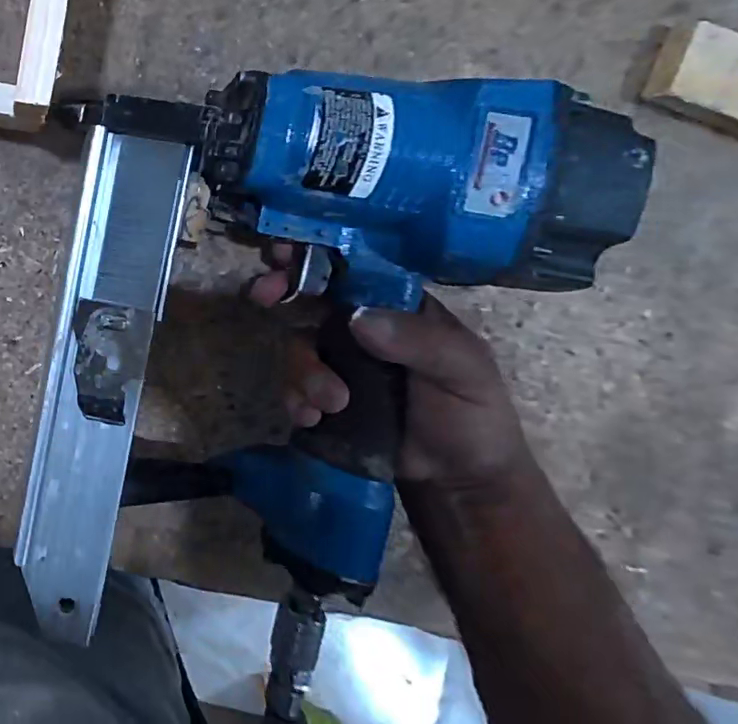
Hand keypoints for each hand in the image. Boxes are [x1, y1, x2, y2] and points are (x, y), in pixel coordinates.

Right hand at [251, 253, 532, 489]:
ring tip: (330, 404)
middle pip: (309, 293)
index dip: (314, 252)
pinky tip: (310, 418)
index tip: (282, 251)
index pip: (351, 266)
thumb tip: (356, 317)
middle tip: (263, 294)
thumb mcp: (463, 369)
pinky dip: (295, 398)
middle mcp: (359, 323)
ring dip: (303, 369)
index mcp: (394, 304)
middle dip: (281, 288)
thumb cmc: (473, 414)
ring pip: (298, 344)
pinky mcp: (322, 397)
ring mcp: (337, 360)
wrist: (462, 485)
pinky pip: (293, 386)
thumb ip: (418, 340)